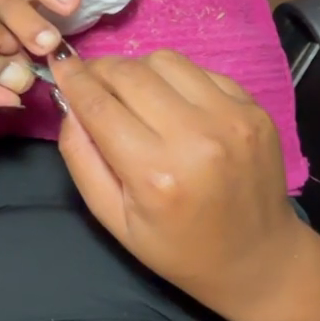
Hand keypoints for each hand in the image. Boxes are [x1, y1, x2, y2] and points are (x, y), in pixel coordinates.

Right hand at [49, 49, 310, 316]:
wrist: (261, 260)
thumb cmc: (178, 248)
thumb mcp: (113, 218)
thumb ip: (81, 158)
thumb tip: (68, 103)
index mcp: (156, 174)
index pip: (98, 104)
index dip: (72, 77)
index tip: (58, 61)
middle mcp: (195, 138)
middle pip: (129, 73)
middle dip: (100, 70)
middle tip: (91, 81)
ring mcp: (230, 118)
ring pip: (163, 60)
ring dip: (137, 70)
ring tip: (134, 94)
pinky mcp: (252, 108)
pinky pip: (197, 69)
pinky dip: (174, 78)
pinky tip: (173, 104)